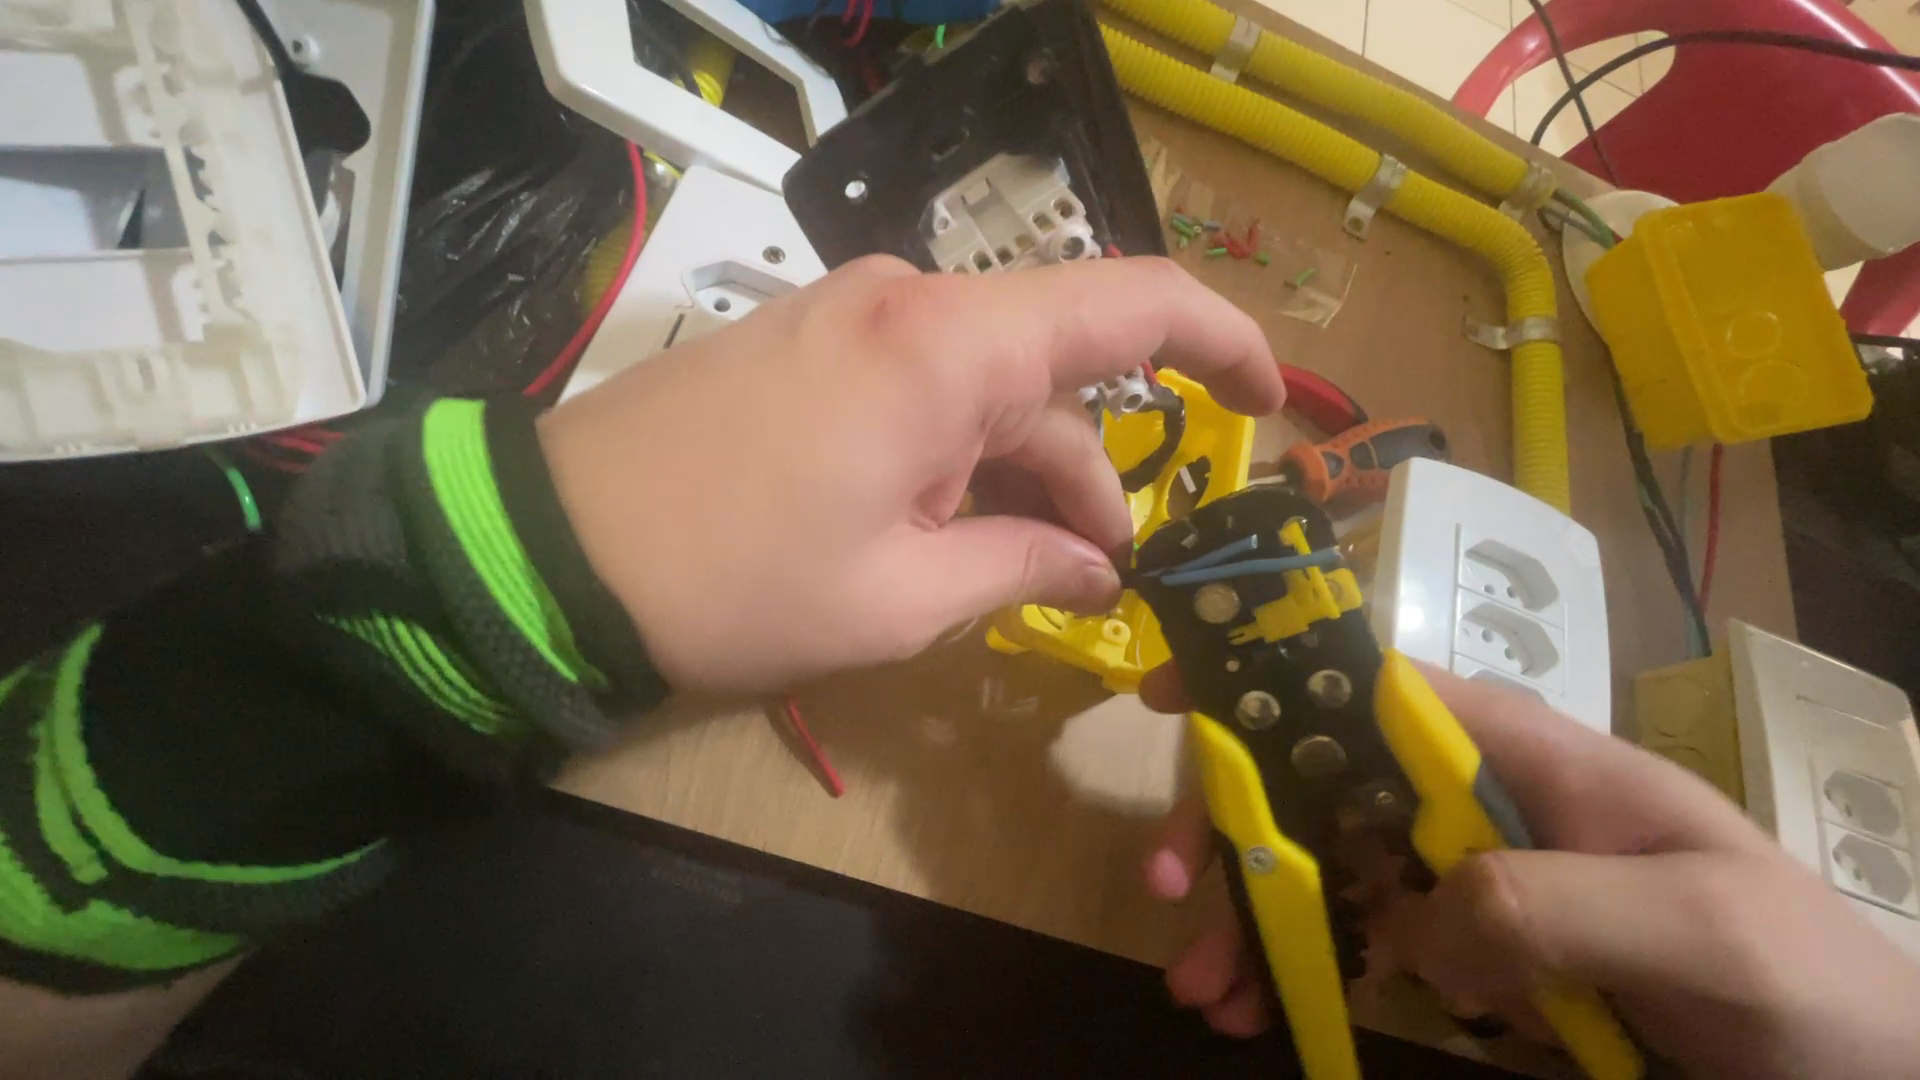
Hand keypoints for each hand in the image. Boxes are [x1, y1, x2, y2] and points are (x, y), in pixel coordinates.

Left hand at [539, 255, 1283, 694]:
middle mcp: (911, 307)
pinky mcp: (813, 351)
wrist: (554, 553)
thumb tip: (1095, 568)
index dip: (1220, 344)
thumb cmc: (735, 583)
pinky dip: (959, 459)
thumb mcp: (897, 597)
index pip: (1131, 305)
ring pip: (986, 392)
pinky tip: (948, 529)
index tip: (1267, 401)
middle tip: (1099, 576)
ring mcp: (855, 322)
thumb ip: (1017, 564)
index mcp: (949, 349)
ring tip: (1021, 569)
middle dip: (1088, 476)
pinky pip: (924, 393)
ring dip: (1018, 477)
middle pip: (1053, 377)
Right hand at [1138, 663, 1919, 1077]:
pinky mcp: (1447, 938)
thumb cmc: (1806, 983)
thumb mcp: (1704, 929)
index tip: (1172, 704)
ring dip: (1245, 915)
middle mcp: (1456, 792)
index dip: (1260, 678)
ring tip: (1201, 986)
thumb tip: (1411, 923)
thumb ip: (1548, 901)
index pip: (1360, 683)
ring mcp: (1445, 867)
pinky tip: (1252, 1005)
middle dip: (1228, 827)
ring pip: (1312, 863)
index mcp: (1504, 746)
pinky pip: (1346, 936)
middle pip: (1308, 779)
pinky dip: (1289, 965)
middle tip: (1167, 888)